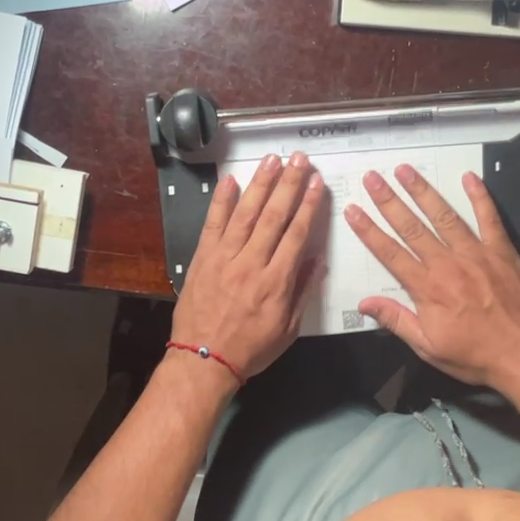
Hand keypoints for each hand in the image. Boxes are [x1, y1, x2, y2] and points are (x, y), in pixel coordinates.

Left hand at [171, 152, 323, 380]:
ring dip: (260, 184)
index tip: (317, 183)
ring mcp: (223, 258)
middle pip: (273, 216)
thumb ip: (303, 292)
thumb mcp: (288, 329)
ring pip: (245, 213)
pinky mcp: (202, 258)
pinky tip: (230, 181)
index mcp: (276, 281)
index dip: (309, 206)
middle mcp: (250, 263)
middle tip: (300, 160)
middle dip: (288, 185)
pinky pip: (212, 224)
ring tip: (272, 159)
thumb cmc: (250, 349)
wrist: (203, 361)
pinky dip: (221, 201)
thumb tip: (317, 260)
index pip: (296, 234)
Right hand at [344, 165, 519, 387]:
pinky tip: (468, 177)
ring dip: (423, 191)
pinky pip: (489, 218)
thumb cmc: (475, 356)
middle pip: (412, 227)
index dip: (369, 231)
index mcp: (427, 288)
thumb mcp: (428, 348)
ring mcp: (476, 254)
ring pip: (444, 216)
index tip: (353, 211)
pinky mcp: (502, 251)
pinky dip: (479, 196)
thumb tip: (365, 304)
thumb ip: (396, 321)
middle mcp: (448, 264)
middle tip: (373, 178)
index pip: (390, 253)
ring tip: (406, 170)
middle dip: (388, 201)